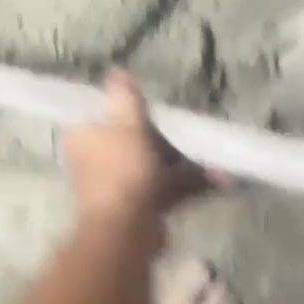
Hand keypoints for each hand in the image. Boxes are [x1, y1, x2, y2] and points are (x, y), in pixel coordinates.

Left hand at [61, 72, 214, 225]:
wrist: (128, 230)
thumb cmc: (121, 170)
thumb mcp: (125, 123)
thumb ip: (124, 97)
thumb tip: (116, 73)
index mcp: (81, 137)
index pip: (97, 114)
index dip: (122, 108)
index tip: (150, 106)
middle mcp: (93, 161)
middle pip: (129, 140)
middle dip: (163, 137)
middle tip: (187, 128)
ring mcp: (117, 186)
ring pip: (152, 165)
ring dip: (183, 162)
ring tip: (216, 157)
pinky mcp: (139, 207)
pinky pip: (165, 188)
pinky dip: (188, 183)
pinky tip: (222, 178)